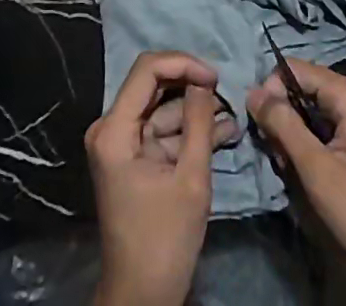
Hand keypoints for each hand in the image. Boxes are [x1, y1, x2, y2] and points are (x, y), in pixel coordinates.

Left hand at [87, 52, 230, 305]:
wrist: (143, 293)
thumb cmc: (165, 238)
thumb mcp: (191, 177)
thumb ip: (199, 122)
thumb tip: (206, 81)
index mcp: (114, 130)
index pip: (146, 70)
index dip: (182, 63)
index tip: (215, 77)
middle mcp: (111, 128)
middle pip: (154, 86)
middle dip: (193, 89)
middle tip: (228, 98)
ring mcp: (122, 143)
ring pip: (164, 109)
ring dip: (198, 113)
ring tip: (233, 121)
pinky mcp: (135, 157)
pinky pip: (164, 132)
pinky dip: (190, 132)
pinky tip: (223, 134)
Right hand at [249, 60, 345, 305]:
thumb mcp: (317, 168)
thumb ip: (283, 125)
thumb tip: (253, 92)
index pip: (294, 69)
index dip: (271, 91)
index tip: (259, 126)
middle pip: (300, 90)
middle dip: (279, 117)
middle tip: (274, 153)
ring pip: (306, 114)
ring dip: (289, 137)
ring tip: (286, 168)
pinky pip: (319, 133)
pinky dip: (304, 149)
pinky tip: (299, 173)